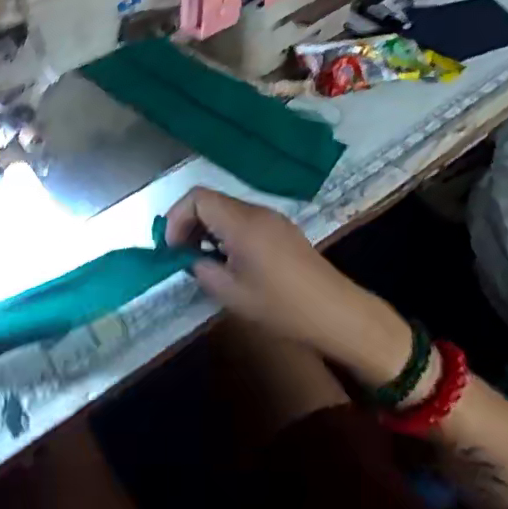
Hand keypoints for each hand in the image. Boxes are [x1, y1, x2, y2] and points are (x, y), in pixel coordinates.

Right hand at [167, 187, 413, 386]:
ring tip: (202, 260)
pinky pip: (244, 219)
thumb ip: (202, 270)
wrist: (335, 311)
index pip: (197, 197)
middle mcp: (256, 211)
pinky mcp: (282, 229)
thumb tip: (191, 259)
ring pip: (227, 209)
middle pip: (211, 200)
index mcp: (242, 222)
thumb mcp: (231, 294)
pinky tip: (228, 261)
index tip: (172, 248)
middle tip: (180, 255)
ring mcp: (272, 218)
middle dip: (189, 223)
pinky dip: (226, 232)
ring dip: (208, 228)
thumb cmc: (281, 305)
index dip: (176, 218)